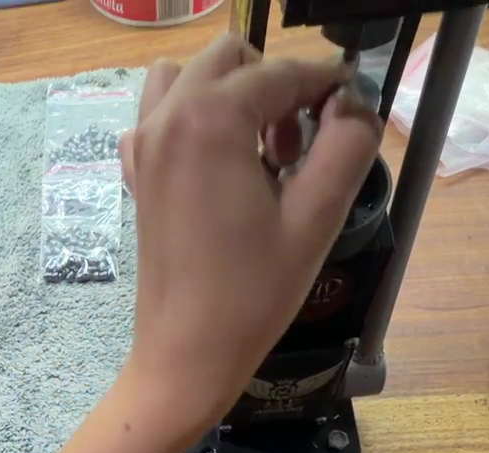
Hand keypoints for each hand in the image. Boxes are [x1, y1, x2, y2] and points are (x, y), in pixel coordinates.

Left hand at [116, 35, 383, 443]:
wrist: (185, 357)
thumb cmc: (250, 298)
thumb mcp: (316, 220)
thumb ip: (347, 145)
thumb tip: (351, 105)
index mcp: (210, 120)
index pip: (284, 72)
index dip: (327, 86)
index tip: (351, 116)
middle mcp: (168, 119)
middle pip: (233, 59)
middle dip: (275, 87)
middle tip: (297, 150)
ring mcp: (144, 149)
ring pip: (188, 78)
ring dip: (230, 94)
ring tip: (256, 152)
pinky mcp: (137, 180)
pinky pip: (158, 119)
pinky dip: (189, 121)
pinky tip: (215, 167)